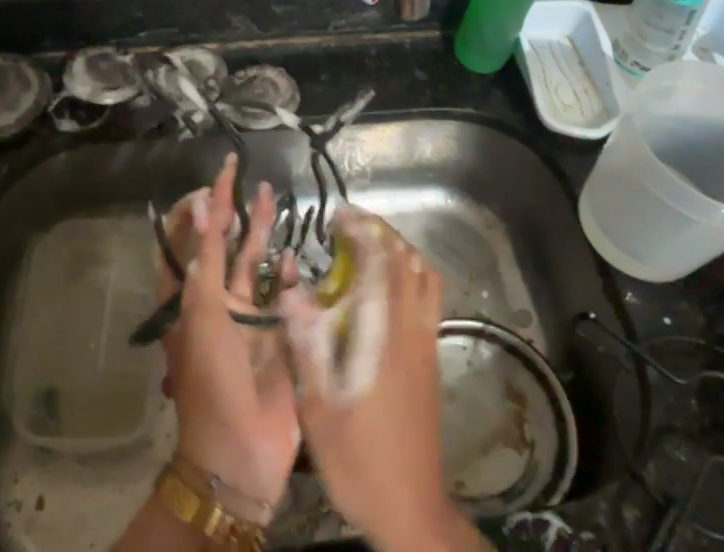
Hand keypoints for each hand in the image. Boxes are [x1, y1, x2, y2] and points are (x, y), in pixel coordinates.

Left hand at [157, 154, 299, 518]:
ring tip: (275, 197)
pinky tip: (292, 257)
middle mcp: (218, 303)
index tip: (219, 175)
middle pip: (227, 248)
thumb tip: (203, 206)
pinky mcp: (280, 336)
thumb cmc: (212, 379)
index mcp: (190, 299)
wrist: (240, 449)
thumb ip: (205, 260)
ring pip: (257, 266)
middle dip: (238, 214)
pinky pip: (285, 297)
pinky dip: (288, 276)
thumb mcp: (202, 314)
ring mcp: (251, 319)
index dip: (204, 207)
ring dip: (265, 234)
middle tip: (252, 179)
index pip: (194, 240)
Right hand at [279, 210, 481, 549]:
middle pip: (409, 262)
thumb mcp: (318, 409)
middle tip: (348, 225)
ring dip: (399, 252)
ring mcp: (427, 345)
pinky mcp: (431, 361)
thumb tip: (291, 291)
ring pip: (425, 278)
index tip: (337, 216)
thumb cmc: (358, 461)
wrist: (411, 507)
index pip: (381, 264)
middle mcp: (412, 332)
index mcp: (383, 339)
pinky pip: (427, 299)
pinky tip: (382, 292)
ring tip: (366, 248)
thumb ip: (306, 345)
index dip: (362, 230)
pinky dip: (409, 276)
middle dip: (381, 232)